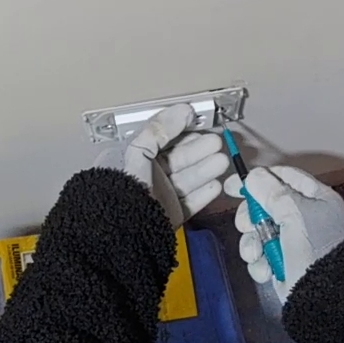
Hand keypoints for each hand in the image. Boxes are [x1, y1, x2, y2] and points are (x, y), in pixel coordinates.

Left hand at [103, 103, 230, 227]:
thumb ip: (160, 130)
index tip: (199, 125)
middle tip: (216, 143)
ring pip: (188, 179)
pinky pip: (191, 201)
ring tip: (221, 161)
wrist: (123, 231)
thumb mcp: (138, 151)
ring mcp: (159, 196)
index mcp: (132, 159)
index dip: (181, 131)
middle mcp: (146, 177)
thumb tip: (182, 111)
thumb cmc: (122, 191)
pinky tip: (216, 185)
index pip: (161, 140)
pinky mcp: (169, 215)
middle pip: (179, 159)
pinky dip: (204, 193)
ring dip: (206, 168)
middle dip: (200, 150)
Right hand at [224, 164, 343, 302]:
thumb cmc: (316, 249)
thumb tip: (254, 176)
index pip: (283, 178)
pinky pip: (260, 255)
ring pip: (257, 232)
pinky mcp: (281, 263)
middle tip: (246, 225)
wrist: (324, 297)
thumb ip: (273, 193)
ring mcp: (291, 241)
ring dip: (252, 244)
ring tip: (257, 254)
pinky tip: (266, 270)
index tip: (233, 185)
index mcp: (315, 198)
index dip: (258, 179)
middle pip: (265, 205)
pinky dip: (259, 263)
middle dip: (250, 217)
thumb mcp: (296, 214)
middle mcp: (303, 217)